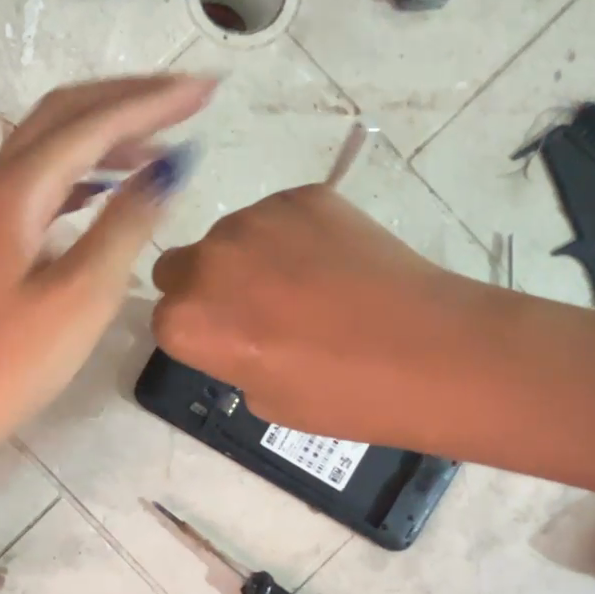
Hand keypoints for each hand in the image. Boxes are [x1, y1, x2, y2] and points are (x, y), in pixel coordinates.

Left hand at [0, 75, 215, 503]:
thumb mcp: (83, 295)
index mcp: (17, 191)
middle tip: (188, 101)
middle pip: (64, 115)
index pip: (92, 123)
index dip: (152, 102)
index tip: (209, 90)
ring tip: (160, 144)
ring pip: (51, 146)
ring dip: (105, 133)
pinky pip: (43, 182)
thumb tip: (170, 165)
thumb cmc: (15, 362)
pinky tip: (110, 185)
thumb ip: (127, 223)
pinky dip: (83, 170)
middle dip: (127, 99)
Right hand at [150, 184, 483, 446]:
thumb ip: (228, 354)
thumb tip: (238, 329)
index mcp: (186, 320)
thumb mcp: (258, 397)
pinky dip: (294, 235)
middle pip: (180, 266)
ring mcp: (255, 221)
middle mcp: (206, 262)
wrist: (428, 350)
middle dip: (206, 286)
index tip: (227, 342)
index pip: (166, 317)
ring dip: (249, 257)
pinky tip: (332, 263)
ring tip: (304, 286)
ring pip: (229, 237)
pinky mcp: (303, 196)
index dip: (196, 330)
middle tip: (255, 310)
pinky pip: (277, 215)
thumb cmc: (337, 394)